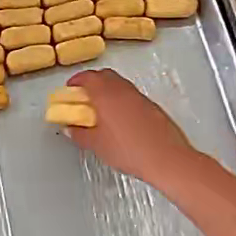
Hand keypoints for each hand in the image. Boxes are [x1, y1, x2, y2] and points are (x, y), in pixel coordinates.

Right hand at [63, 68, 201, 187]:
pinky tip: (119, 119)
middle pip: (104, 76)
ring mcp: (140, 97)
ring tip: (99, 109)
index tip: (69, 90)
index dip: (76, 81)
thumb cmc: (129, 150)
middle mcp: (123, 90)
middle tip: (82, 97)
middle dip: (91, 82)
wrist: (166, 159)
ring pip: (119, 85)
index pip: (87, 77)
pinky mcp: (152, 107)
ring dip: (107, 90)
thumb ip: (79, 134)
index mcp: (106, 94)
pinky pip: (132, 96)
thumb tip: (71, 129)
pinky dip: (121, 100)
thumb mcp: (96, 145)